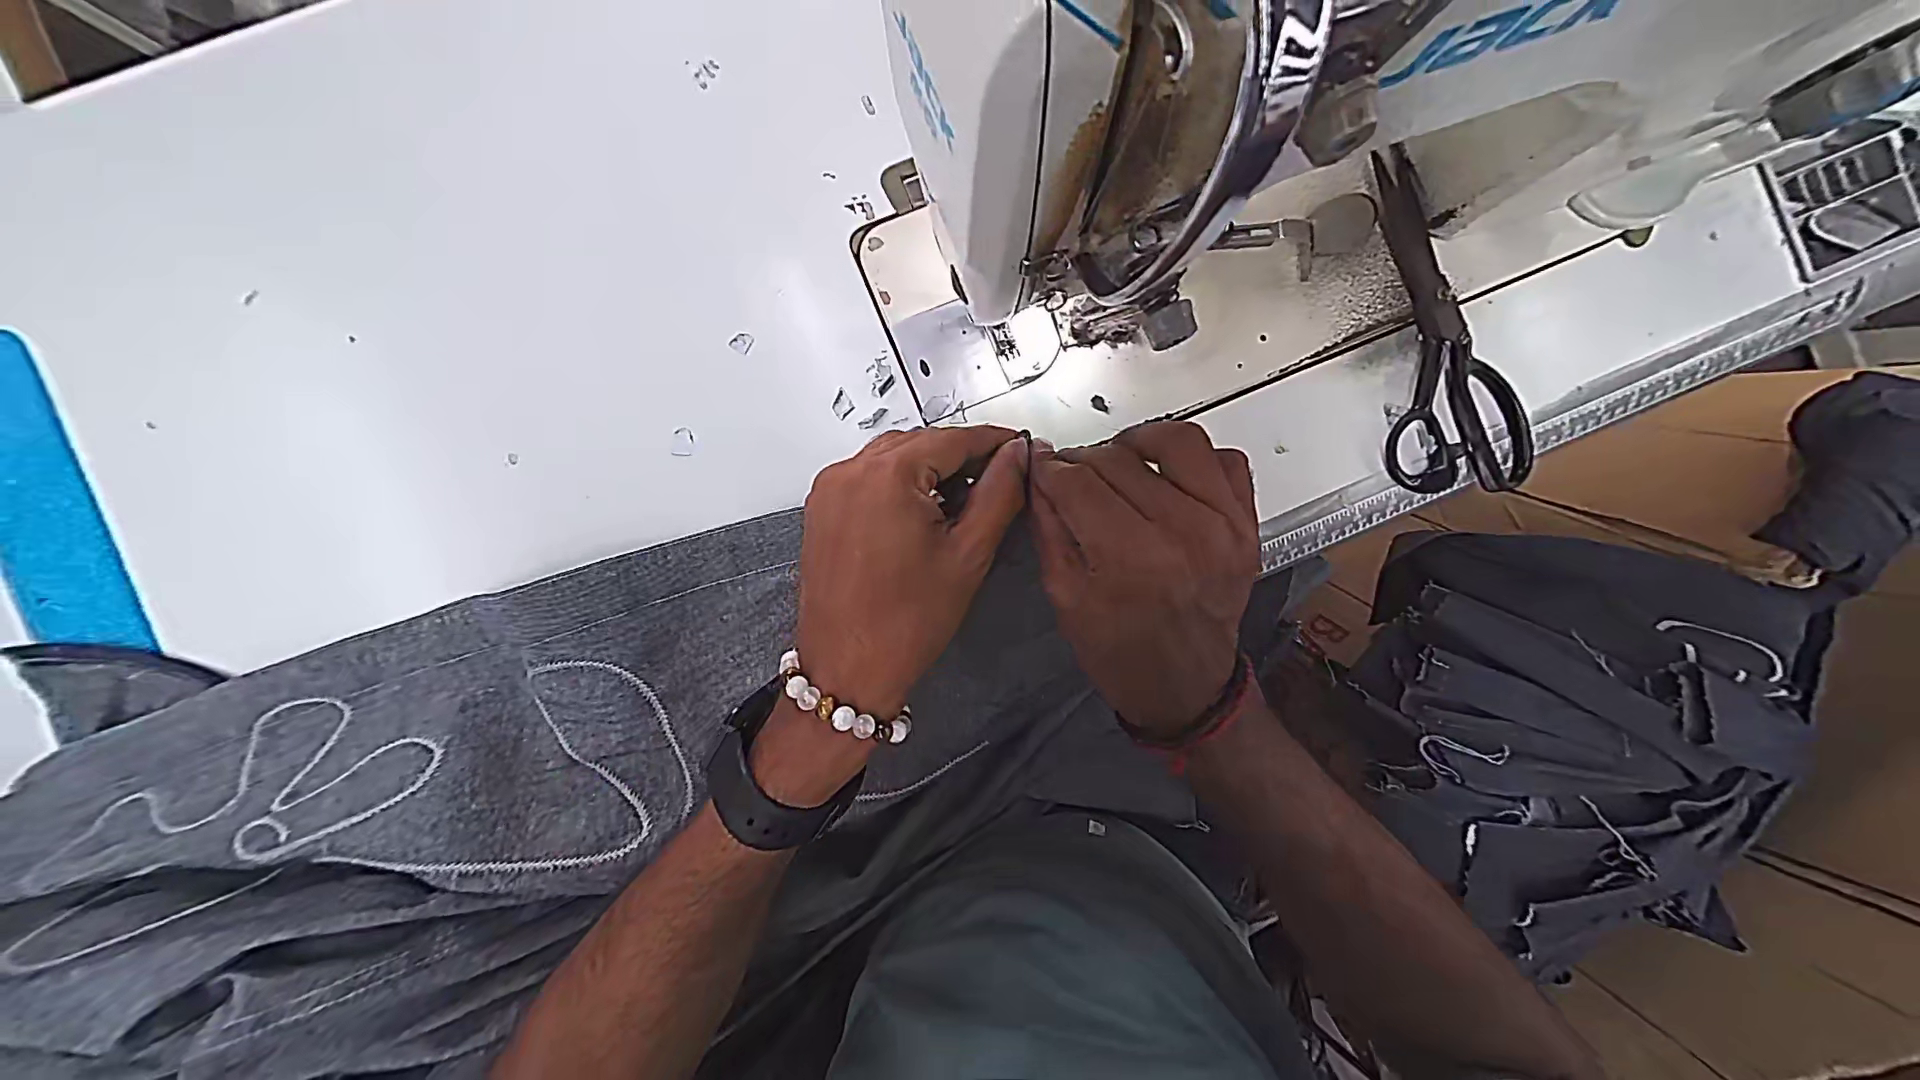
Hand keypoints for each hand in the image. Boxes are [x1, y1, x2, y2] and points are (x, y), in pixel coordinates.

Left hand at [794, 425, 1030, 718]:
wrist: (849, 668)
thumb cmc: (900, 625)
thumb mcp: (969, 553)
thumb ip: (999, 493)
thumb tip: (1015, 457)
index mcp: (886, 477)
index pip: (953, 438)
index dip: (993, 441)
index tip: (1015, 447)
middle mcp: (849, 474)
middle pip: (921, 442)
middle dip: (962, 456)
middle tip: (998, 477)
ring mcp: (831, 491)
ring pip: (894, 457)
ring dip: (931, 468)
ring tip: (962, 503)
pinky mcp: (823, 509)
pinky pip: (869, 477)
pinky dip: (900, 483)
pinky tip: (924, 512)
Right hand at [1031, 422, 1258, 736]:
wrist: (1183, 686)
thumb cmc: (1123, 654)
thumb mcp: (1065, 596)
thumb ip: (1049, 527)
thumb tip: (1039, 476)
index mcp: (1130, 559)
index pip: (1077, 482)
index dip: (1049, 468)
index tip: (1041, 466)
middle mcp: (1183, 534)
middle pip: (1117, 458)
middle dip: (1082, 461)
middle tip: (1071, 475)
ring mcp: (1223, 526)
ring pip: (1176, 440)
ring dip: (1137, 442)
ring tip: (1120, 460)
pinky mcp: (1246, 525)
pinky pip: (1226, 459)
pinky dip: (1193, 458)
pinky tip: (1168, 475)